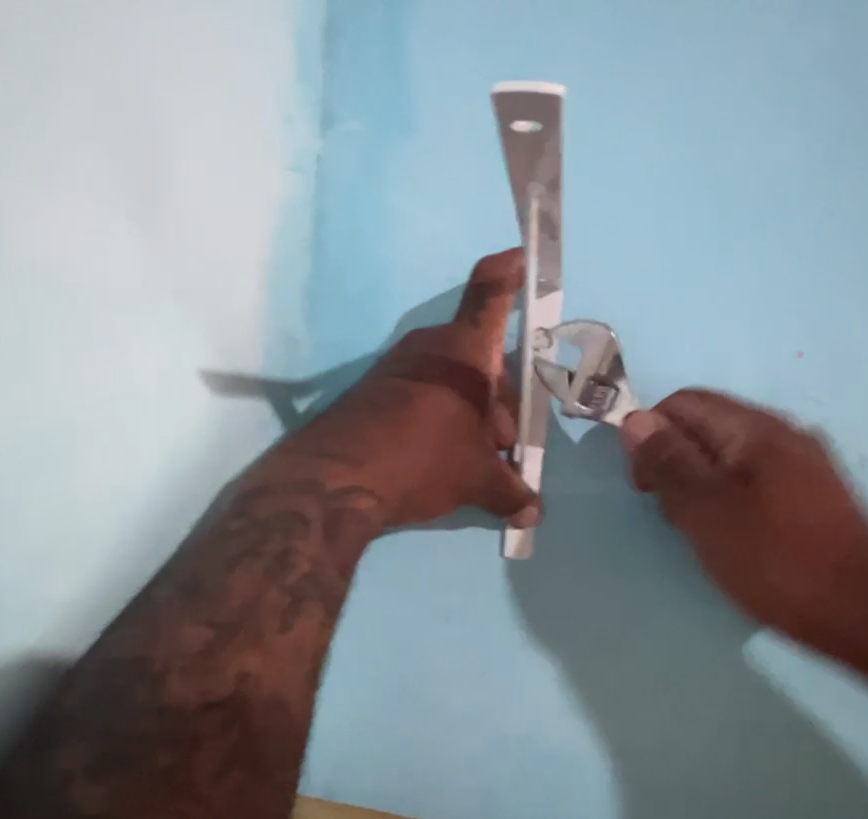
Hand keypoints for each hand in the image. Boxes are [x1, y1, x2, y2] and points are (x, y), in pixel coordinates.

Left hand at [275, 249, 538, 528]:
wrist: (335, 480)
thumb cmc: (421, 459)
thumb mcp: (475, 478)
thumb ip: (510, 490)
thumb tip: (533, 511)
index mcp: (465, 349)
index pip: (491, 290)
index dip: (510, 270)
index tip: (523, 258)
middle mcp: (430, 348)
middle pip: (481, 359)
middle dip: (501, 401)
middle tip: (508, 448)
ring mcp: (396, 369)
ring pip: (452, 384)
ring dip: (472, 419)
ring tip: (478, 468)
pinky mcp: (372, 394)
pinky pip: (423, 399)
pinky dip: (440, 424)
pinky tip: (443, 466)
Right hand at [619, 390, 867, 648]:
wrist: (862, 613)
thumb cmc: (775, 560)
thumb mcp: (706, 510)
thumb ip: (669, 462)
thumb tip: (635, 420)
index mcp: (757, 429)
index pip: (684, 403)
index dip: (650, 434)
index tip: (643, 486)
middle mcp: (784, 435)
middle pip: (705, 427)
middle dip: (672, 462)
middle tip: (670, 515)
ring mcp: (802, 466)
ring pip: (726, 457)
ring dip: (696, 485)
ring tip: (696, 531)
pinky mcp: (810, 498)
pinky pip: (750, 481)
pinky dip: (724, 500)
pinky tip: (727, 537)